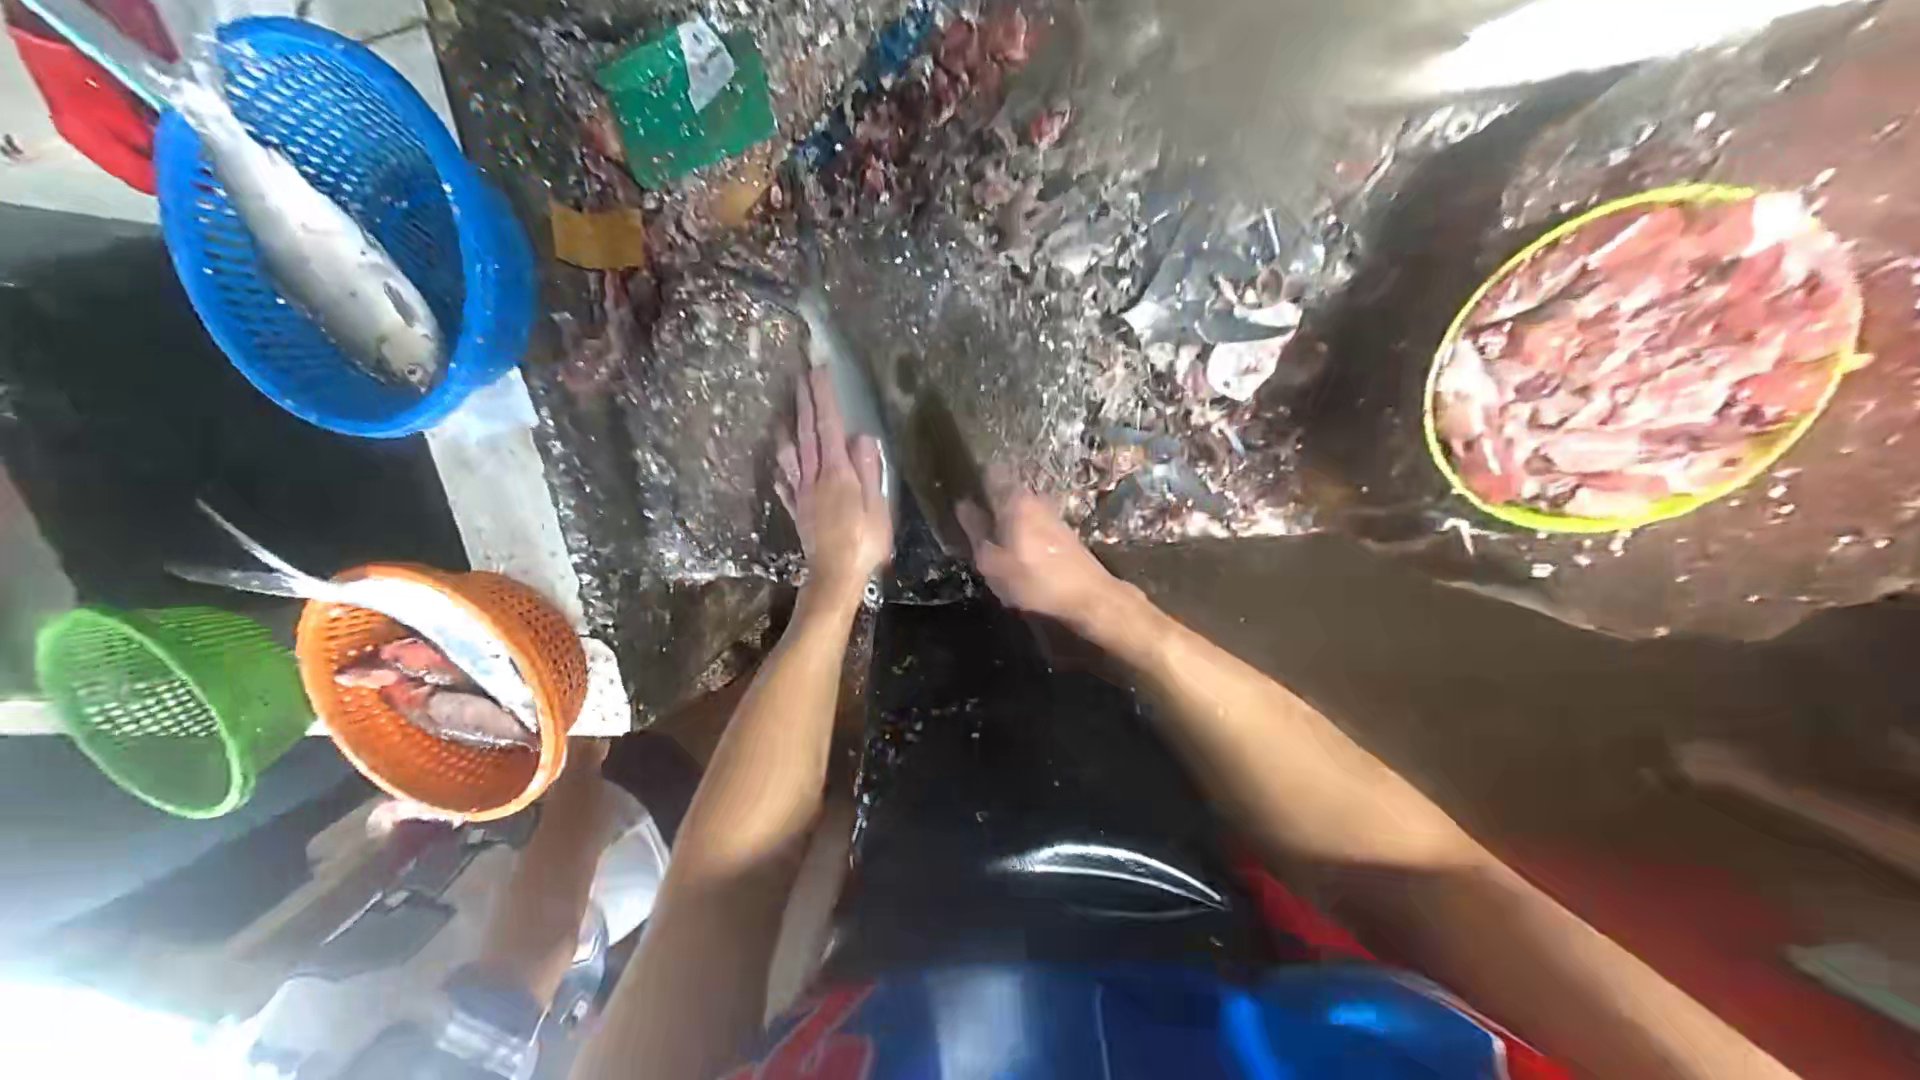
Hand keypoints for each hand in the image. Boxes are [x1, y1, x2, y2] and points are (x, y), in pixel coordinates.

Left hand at [774, 367, 892, 605]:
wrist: (834, 575)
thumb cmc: (864, 542)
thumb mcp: (878, 506)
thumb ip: (868, 469)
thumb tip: (862, 437)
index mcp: (837, 472)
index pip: (829, 426)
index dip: (824, 398)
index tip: (819, 371)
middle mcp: (815, 477)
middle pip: (807, 433)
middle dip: (805, 403)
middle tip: (801, 377)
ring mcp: (802, 493)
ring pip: (792, 454)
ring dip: (789, 429)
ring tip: (785, 413)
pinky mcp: (797, 509)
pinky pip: (786, 481)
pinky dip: (783, 466)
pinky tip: (781, 462)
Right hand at [956, 468, 1122, 628]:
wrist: (1090, 597)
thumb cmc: (1037, 581)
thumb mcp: (994, 563)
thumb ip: (975, 531)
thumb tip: (963, 505)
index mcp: (1015, 501)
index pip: (990, 474)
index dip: (973, 481)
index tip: (961, 495)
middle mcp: (1035, 499)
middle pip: (1005, 493)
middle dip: (989, 506)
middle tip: (975, 529)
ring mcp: (1052, 513)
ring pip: (1019, 510)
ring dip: (1006, 523)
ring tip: (996, 547)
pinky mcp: (1063, 531)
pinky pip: (1033, 524)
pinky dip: (1022, 534)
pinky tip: (1020, 557)